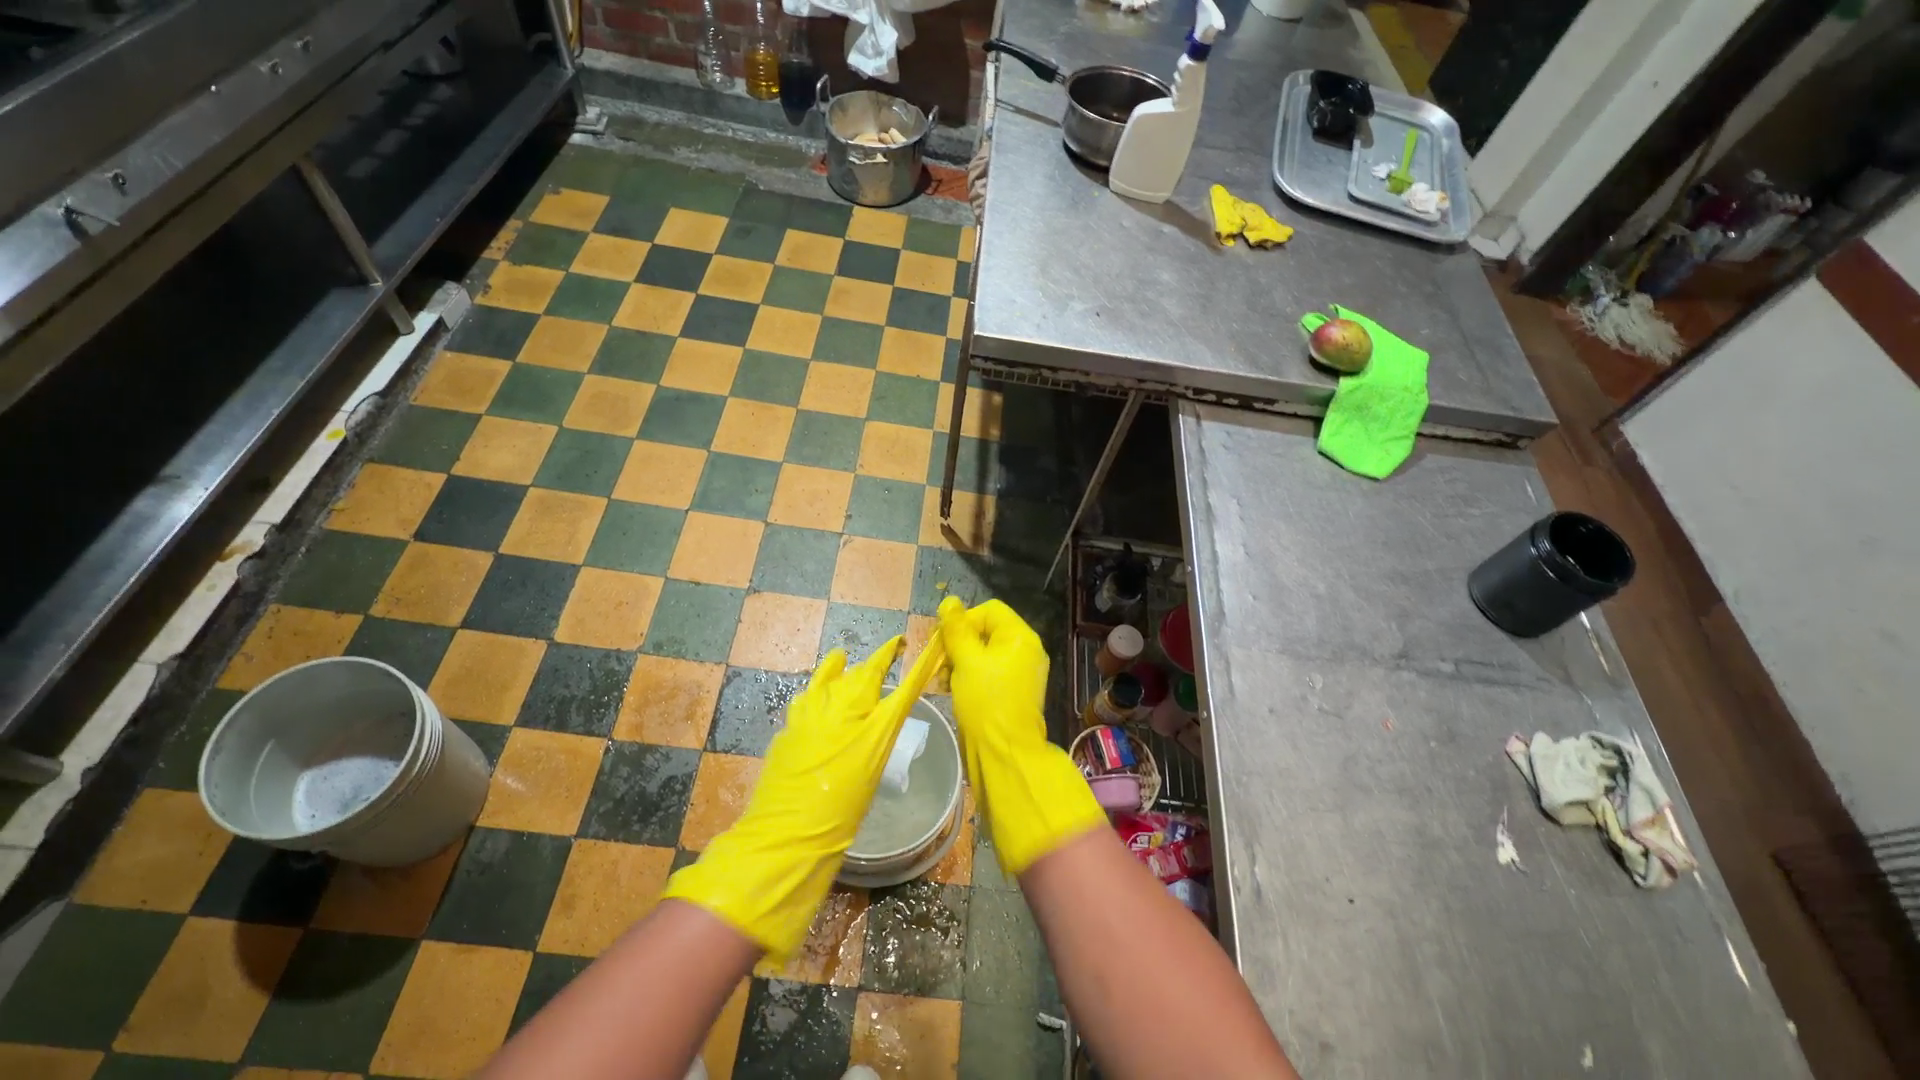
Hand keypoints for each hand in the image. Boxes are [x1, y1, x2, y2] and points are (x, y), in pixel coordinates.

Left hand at [663, 637, 944, 959]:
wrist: (791, 832)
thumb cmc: (843, 809)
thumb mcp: (874, 769)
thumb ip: (882, 730)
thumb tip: (882, 711)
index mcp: (869, 719)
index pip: (900, 681)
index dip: (911, 660)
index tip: (924, 643)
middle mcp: (839, 708)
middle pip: (861, 673)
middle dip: (876, 661)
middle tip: (889, 652)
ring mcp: (809, 715)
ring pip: (828, 679)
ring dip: (840, 668)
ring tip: (843, 658)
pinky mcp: (789, 728)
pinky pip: (808, 698)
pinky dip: (817, 690)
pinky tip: (815, 695)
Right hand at [937, 597, 1106, 875]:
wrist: (1004, 752)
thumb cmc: (986, 701)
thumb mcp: (966, 660)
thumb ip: (956, 629)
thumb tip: (949, 601)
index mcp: (1021, 637)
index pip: (989, 610)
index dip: (963, 620)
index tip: (943, 640)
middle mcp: (1026, 651)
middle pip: (986, 631)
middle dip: (959, 643)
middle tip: (939, 661)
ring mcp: (1022, 673)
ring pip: (984, 654)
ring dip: (960, 661)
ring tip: (943, 679)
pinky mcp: (1013, 693)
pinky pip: (989, 674)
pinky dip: (969, 677)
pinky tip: (952, 690)